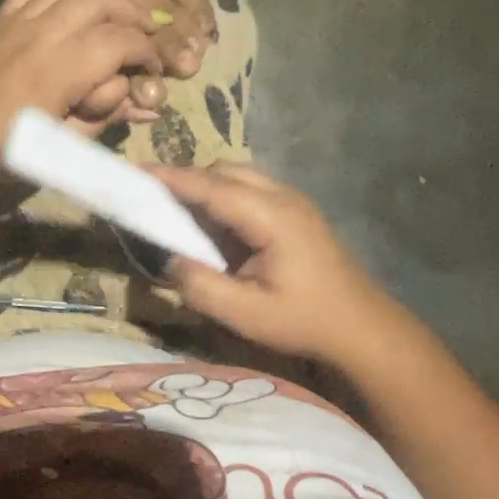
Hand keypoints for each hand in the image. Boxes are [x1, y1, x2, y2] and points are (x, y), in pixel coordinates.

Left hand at [0, 0, 161, 168]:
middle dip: (133, 14)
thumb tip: (146, 106)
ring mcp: (20, 21)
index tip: (155, 70)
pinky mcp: (1, 19)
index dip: (147, 53)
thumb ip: (103, 120)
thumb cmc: (0, 154)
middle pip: (102, 1)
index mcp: (61, 69)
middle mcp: (44, 33)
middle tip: (149, 35)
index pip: (121, 43)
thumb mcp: (59, 149)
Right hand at [149, 164, 404, 361]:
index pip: (212, 187)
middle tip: (154, 202)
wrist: (360, 327)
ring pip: (239, 178)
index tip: (138, 171)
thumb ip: (201, 286)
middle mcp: (283, 198)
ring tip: (178, 217)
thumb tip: (172, 260)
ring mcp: (293, 203)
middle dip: (188, 180)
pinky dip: (223, 200)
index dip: (173, 178)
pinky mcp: (295, 214)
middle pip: (226, 172)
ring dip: (207, 190)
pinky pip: (251, 192)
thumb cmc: (303, 321)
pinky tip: (212, 230)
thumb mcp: (245, 314)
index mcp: (272, 217)